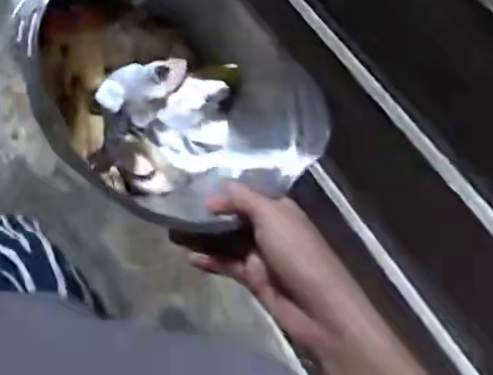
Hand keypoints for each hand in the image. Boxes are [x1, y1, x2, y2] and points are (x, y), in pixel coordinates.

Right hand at [182, 182, 424, 374]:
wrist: (324, 314)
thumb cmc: (300, 256)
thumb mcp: (270, 215)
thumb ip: (238, 197)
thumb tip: (209, 198)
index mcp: (277, 210)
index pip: (242, 191)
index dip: (217, 185)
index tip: (186, 178)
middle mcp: (267, 228)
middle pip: (227, 214)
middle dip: (200, 210)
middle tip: (169, 202)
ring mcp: (258, 254)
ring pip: (220, 237)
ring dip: (197, 234)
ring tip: (170, 230)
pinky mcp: (251, 276)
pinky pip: (222, 262)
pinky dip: (206, 259)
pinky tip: (189, 256)